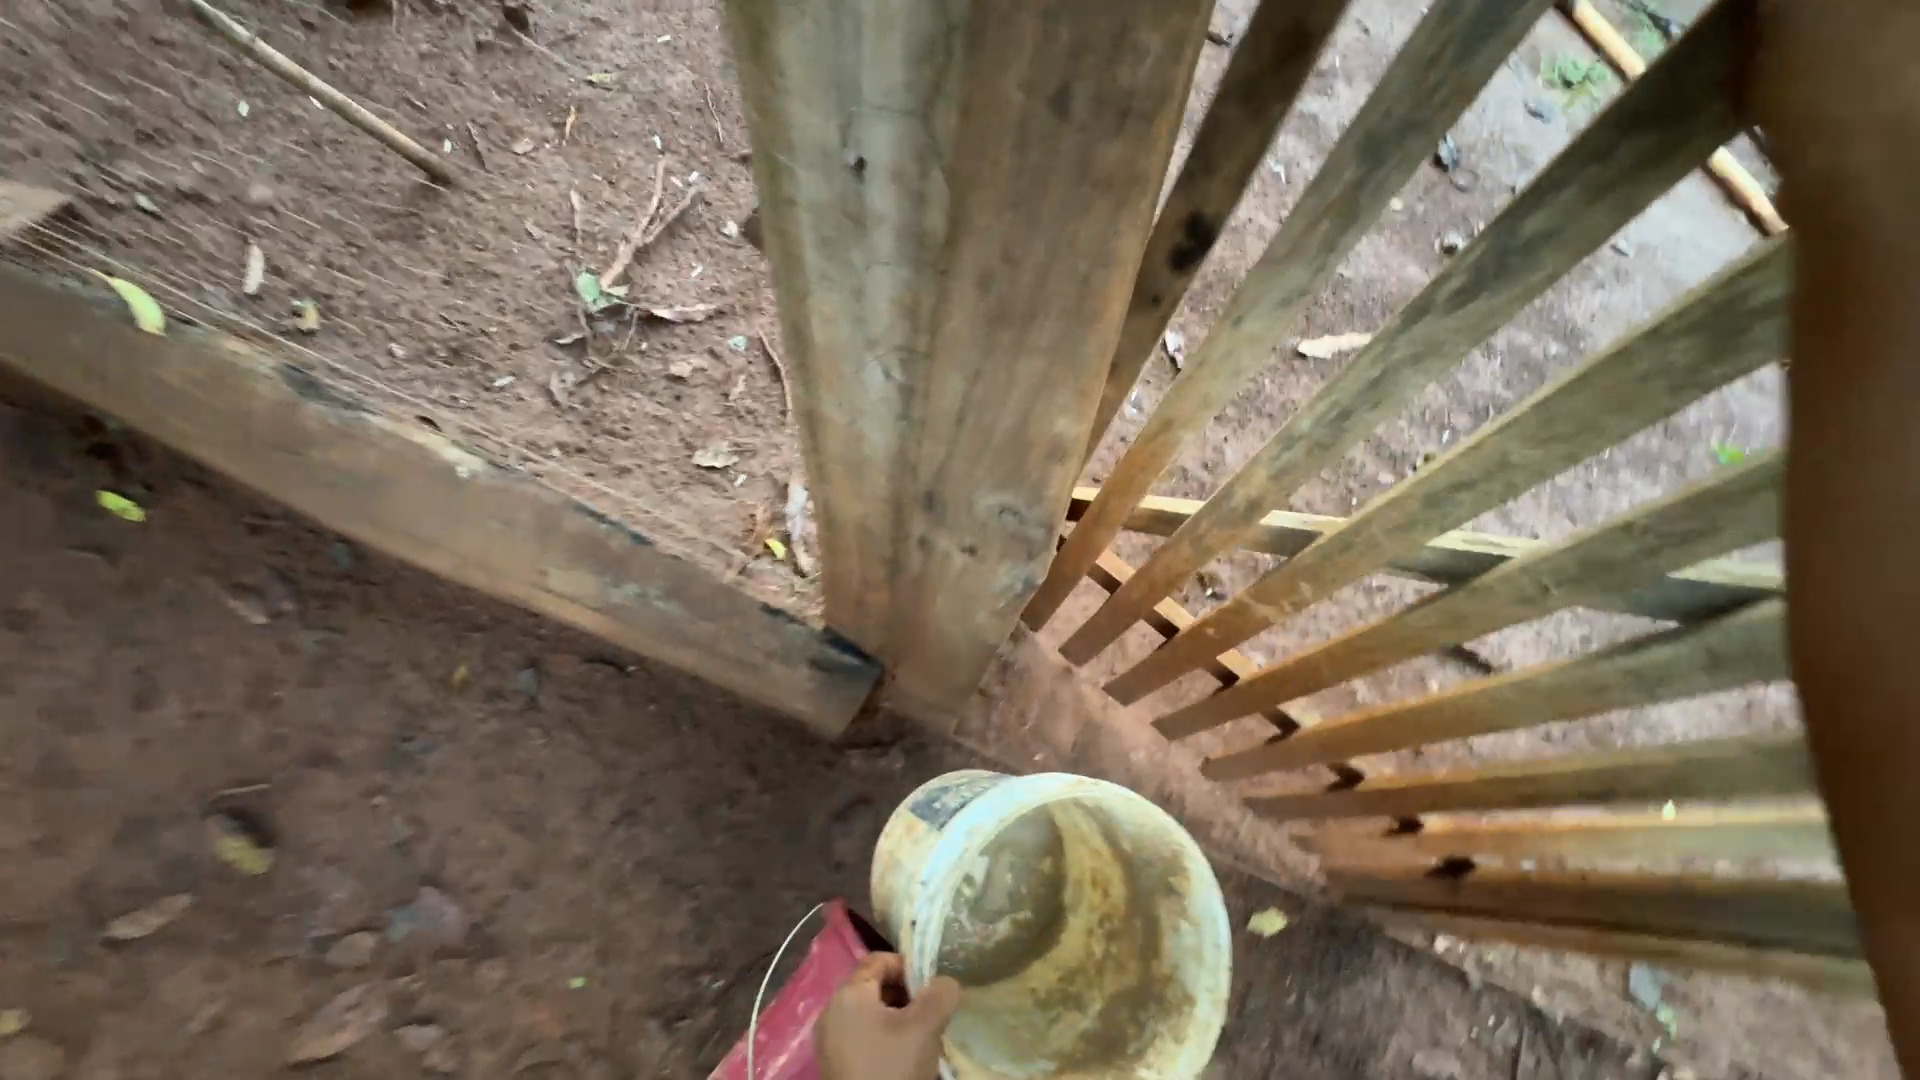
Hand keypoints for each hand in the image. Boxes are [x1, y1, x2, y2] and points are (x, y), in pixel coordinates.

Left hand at [814, 953, 960, 1079]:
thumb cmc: (892, 1069)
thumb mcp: (925, 1027)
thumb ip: (940, 994)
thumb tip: (945, 983)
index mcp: (848, 994)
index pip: (878, 960)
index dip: (907, 965)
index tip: (930, 985)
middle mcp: (831, 1011)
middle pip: (872, 987)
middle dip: (905, 994)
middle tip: (929, 1013)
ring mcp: (829, 1042)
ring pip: (868, 1015)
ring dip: (896, 1019)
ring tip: (919, 1038)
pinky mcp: (833, 1066)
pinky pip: (860, 1038)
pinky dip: (882, 1039)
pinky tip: (901, 1059)